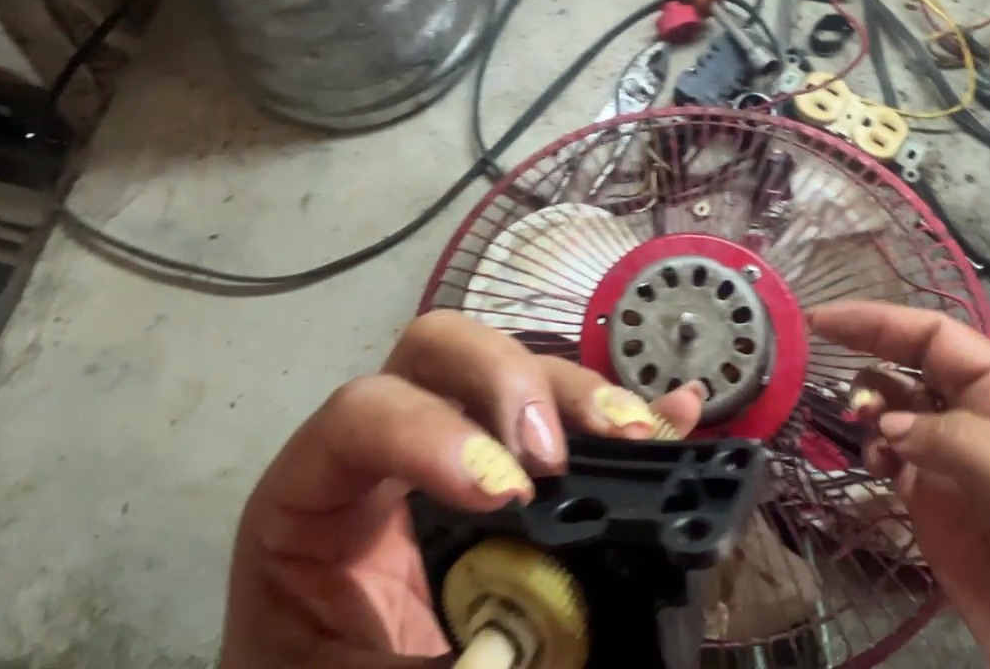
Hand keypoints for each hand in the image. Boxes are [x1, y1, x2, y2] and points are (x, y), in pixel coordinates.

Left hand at [219, 310, 704, 667]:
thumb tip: (520, 652)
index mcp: (316, 493)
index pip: (364, 413)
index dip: (432, 433)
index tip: (505, 495)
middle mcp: (385, 450)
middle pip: (439, 351)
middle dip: (507, 381)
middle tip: (555, 455)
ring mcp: (453, 450)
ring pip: (513, 370)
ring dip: (576, 394)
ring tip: (633, 436)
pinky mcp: (510, 477)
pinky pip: (568, 424)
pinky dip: (621, 414)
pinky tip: (673, 414)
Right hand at [814, 301, 989, 668]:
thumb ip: (962, 442)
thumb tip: (886, 422)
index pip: (941, 340)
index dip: (881, 321)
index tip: (821, 319)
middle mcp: (985, 426)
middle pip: (912, 370)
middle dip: (868, 363)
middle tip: (836, 391)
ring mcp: (961, 473)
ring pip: (897, 418)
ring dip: (869, 413)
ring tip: (858, 432)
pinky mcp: (942, 518)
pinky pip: (896, 469)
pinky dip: (874, 457)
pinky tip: (874, 468)